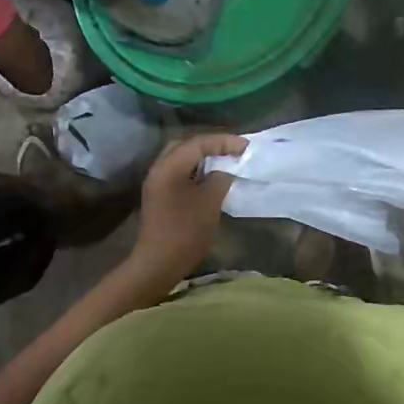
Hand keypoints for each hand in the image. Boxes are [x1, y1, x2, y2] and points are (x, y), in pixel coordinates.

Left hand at [126, 133, 248, 284]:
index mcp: (169, 166)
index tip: (246, 146)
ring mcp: (156, 183)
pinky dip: (196, 172)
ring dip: (203, 159)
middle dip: (211, 145)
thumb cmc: (186, 231)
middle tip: (233, 151)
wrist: (159, 262)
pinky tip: (211, 180)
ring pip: (181, 160)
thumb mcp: (210, 201)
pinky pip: (179, 174)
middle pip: (186, 146)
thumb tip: (224, 169)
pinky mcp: (159, 197)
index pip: (198, 142)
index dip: (224, 141)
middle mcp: (158, 169)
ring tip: (225, 163)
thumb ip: (220, 178)